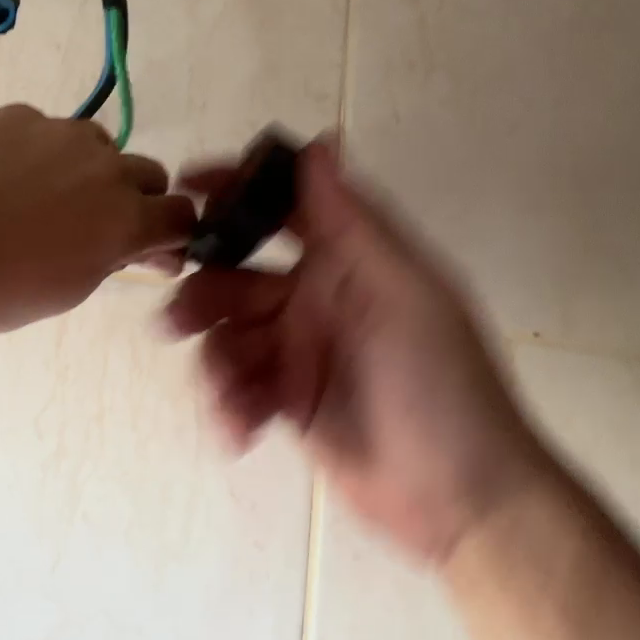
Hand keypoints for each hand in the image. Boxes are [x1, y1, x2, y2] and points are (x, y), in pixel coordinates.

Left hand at [0, 105, 195, 333]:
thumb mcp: (67, 290)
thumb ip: (111, 259)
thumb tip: (132, 246)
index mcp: (126, 218)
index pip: (181, 217)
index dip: (172, 235)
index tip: (151, 250)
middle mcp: (105, 166)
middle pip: (148, 173)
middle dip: (136, 199)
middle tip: (97, 224)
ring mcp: (60, 132)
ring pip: (98, 145)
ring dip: (90, 169)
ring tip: (45, 195)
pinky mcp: (19, 115)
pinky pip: (48, 131)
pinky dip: (40, 152)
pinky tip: (4, 176)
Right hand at [165, 139, 556, 562]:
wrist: (462, 500)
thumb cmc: (441, 383)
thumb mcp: (402, 293)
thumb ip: (352, 221)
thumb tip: (320, 140)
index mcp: (346, 262)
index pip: (283, 207)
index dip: (235, 190)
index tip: (186, 186)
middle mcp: (313, 297)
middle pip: (233, 275)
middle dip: (200, 293)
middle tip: (177, 320)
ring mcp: (295, 350)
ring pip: (224, 333)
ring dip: (213, 360)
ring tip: (227, 397)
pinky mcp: (283, 401)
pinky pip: (235, 386)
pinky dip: (228, 405)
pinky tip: (240, 430)